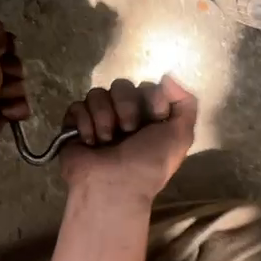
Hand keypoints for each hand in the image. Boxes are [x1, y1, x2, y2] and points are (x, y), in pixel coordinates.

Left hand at [0, 20, 30, 161]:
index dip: (7, 45)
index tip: (12, 48)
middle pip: (11, 65)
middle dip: (14, 72)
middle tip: (6, 77)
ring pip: (17, 87)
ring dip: (15, 93)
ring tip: (3, 100)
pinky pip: (17, 107)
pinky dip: (15, 110)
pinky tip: (9, 114)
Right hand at [58, 77, 197, 199]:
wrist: (113, 184)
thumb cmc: (149, 163)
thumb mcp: (180, 135)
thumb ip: (186, 102)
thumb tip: (167, 75)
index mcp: (148, 117)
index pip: (146, 86)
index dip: (150, 97)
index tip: (154, 116)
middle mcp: (122, 115)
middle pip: (121, 85)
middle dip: (125, 106)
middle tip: (127, 130)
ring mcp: (97, 118)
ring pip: (97, 93)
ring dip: (104, 117)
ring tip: (105, 141)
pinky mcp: (74, 125)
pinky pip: (76, 106)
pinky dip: (84, 123)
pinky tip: (90, 142)